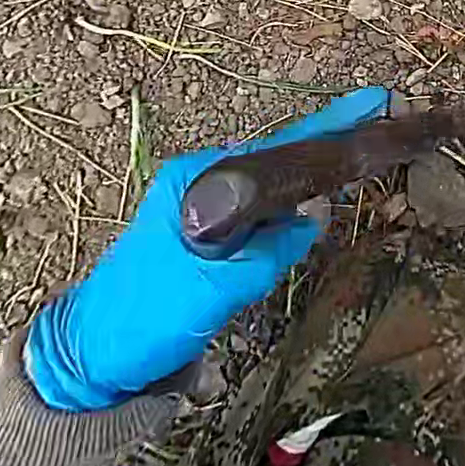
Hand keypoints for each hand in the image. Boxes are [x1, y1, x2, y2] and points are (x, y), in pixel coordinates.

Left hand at [25, 86, 390, 410]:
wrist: (89, 362)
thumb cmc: (145, 315)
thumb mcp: (215, 285)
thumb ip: (271, 250)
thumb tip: (315, 219)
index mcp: (197, 178)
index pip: (277, 148)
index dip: (328, 127)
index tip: (371, 103)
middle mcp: (202, 181)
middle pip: (279, 160)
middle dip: (325, 149)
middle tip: (375, 131)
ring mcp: (204, 205)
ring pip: (272, 188)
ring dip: (307, 184)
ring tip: (352, 165)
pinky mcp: (210, 233)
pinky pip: (261, 213)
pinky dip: (288, 212)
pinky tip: (311, 211)